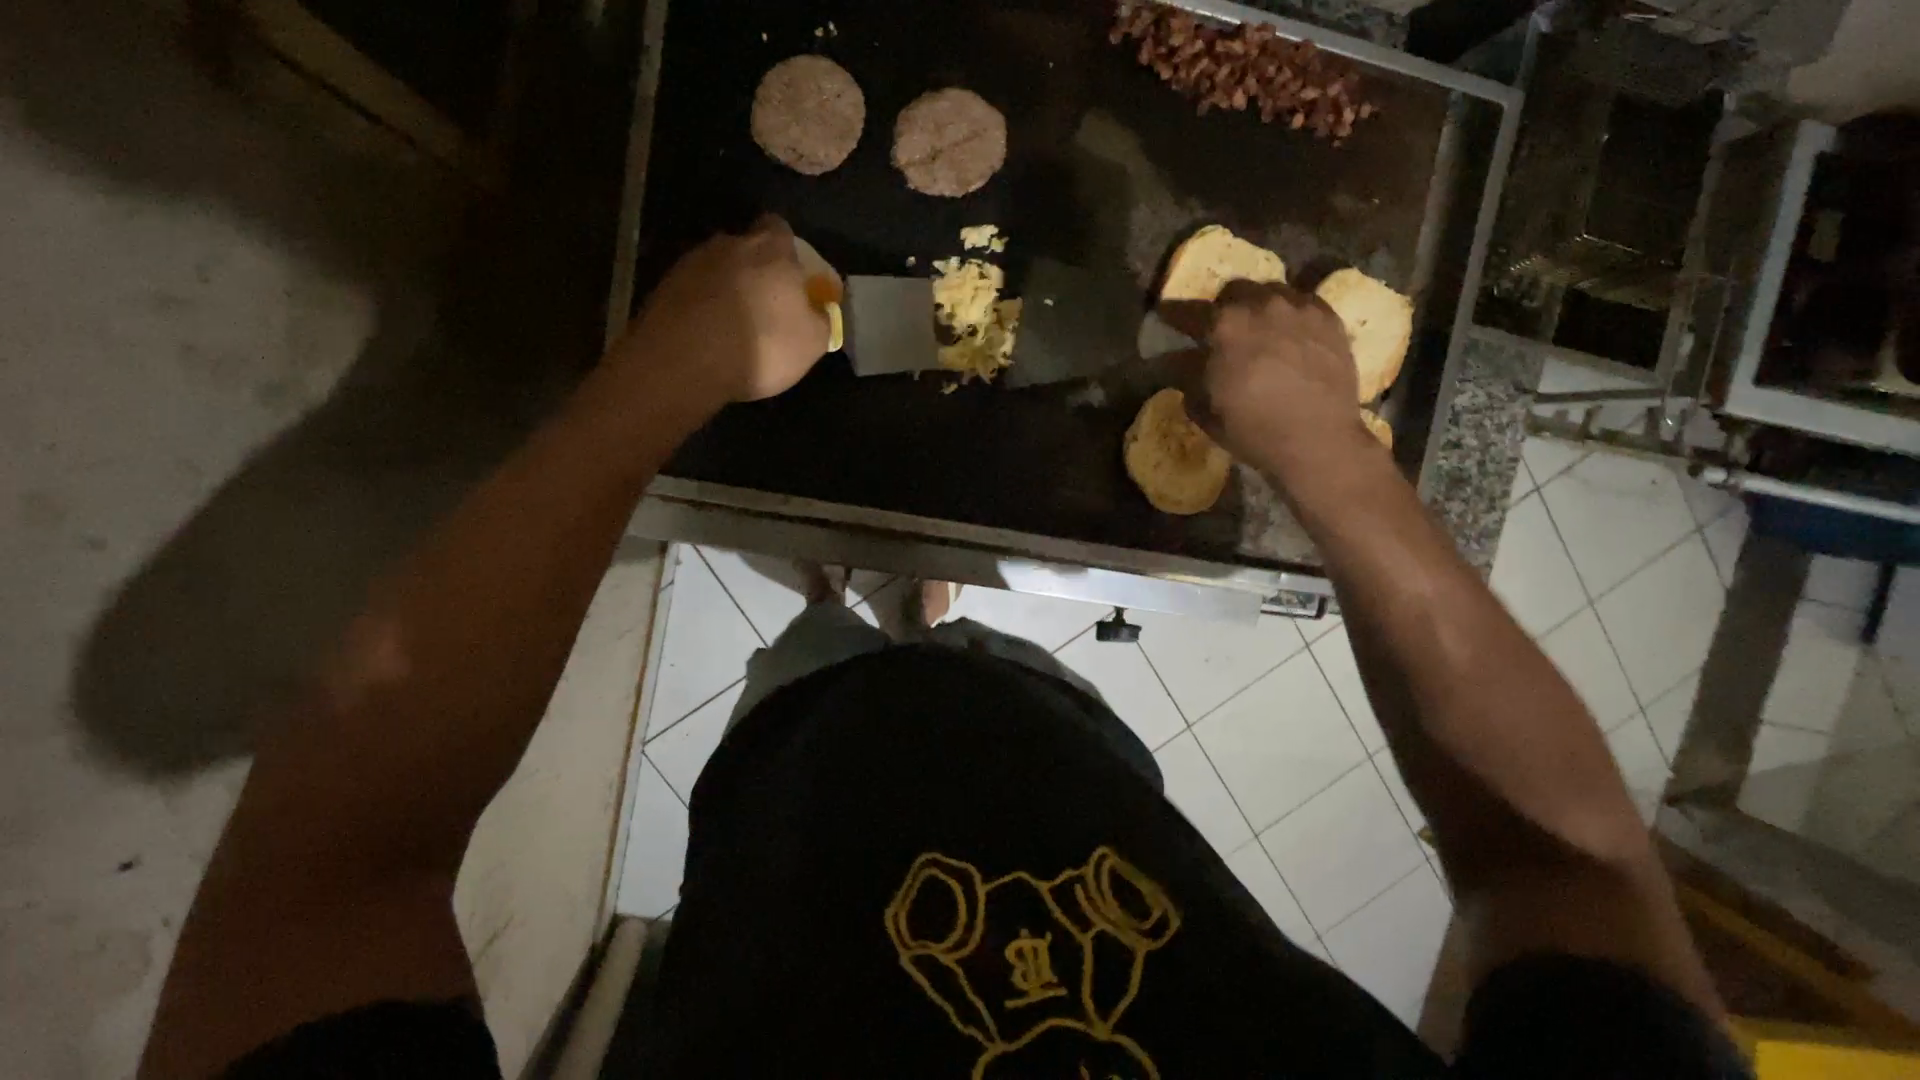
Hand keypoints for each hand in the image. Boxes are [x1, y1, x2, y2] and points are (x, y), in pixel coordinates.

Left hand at [615, 215, 829, 402]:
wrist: (684, 360)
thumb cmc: (761, 344)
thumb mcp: (811, 342)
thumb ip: (819, 319)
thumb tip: (817, 312)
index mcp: (770, 248)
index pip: (779, 228)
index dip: (786, 250)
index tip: (791, 277)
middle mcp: (728, 244)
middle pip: (745, 249)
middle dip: (754, 272)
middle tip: (764, 307)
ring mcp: (690, 264)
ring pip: (715, 271)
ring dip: (724, 291)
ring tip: (731, 329)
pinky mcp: (662, 288)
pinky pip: (691, 293)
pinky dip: (700, 310)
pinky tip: (707, 339)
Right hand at [1182, 280, 1374, 478]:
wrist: (1319, 440)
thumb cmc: (1253, 430)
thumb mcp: (1205, 411)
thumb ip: (1187, 378)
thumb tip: (1179, 363)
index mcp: (1222, 326)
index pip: (1186, 311)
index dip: (1173, 315)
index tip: (1167, 319)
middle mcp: (1260, 304)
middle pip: (1232, 292)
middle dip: (1223, 308)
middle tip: (1223, 331)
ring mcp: (1298, 307)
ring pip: (1270, 292)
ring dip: (1259, 308)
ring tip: (1262, 331)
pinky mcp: (1328, 318)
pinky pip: (1303, 303)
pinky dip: (1291, 316)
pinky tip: (1293, 337)